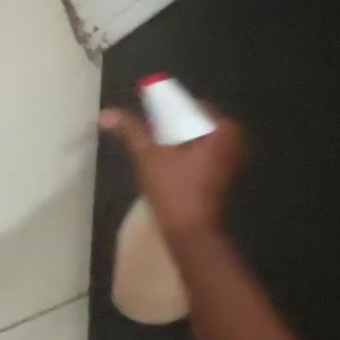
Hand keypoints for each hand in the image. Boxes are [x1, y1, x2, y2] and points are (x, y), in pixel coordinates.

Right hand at [99, 103, 244, 238]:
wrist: (189, 232)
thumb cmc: (173, 191)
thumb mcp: (148, 157)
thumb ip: (131, 132)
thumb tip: (106, 114)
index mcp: (222, 129)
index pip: (190, 106)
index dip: (165, 111)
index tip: (145, 122)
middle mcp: (234, 140)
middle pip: (194, 125)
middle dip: (168, 129)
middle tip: (145, 139)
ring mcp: (231, 161)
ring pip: (196, 143)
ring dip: (174, 145)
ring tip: (151, 155)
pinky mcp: (222, 178)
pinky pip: (200, 158)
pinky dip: (182, 159)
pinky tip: (164, 170)